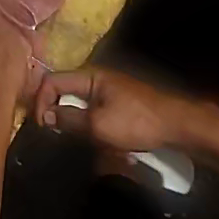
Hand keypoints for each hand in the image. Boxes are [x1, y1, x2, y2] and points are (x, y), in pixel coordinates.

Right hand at [33, 67, 189, 152]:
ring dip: (75, 124)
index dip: (40, 101)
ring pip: (77, 105)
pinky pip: (93, 112)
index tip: (42, 126)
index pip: (51, 81)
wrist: (178, 126)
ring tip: (80, 142)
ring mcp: (108, 90)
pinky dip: (90, 126)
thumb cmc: (136, 122)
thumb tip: (45, 115)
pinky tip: (99, 142)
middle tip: (56, 136)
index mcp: (89, 76)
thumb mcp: (97, 124)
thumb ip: (68, 118)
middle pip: (62, 92)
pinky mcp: (117, 104)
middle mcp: (96, 78)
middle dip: (57, 114)